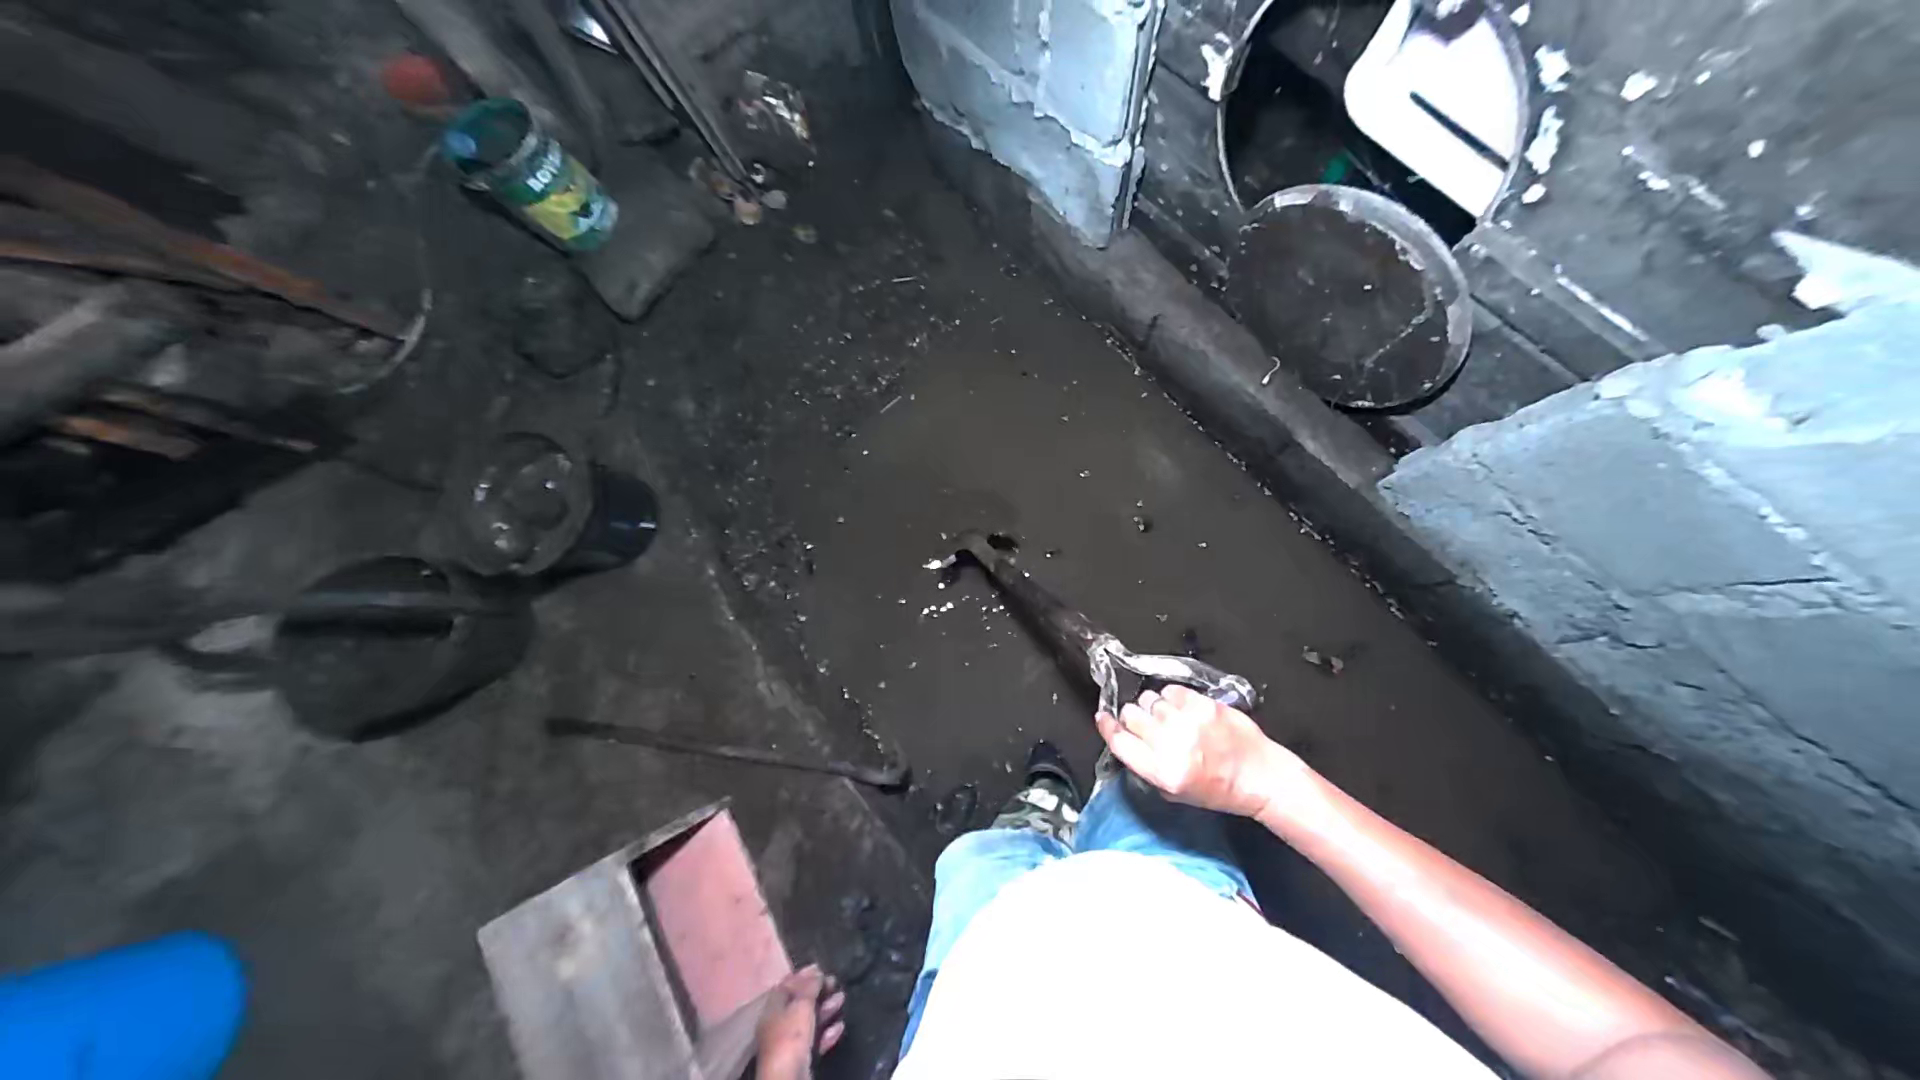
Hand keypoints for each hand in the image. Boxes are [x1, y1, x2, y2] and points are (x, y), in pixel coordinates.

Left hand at [754, 965, 844, 1079]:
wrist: (789, 1079)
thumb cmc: (791, 1036)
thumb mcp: (801, 1005)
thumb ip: (810, 986)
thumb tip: (817, 971)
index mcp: (773, 1008)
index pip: (786, 985)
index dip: (802, 974)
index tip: (821, 967)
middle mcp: (778, 1024)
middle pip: (799, 1002)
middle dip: (818, 991)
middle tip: (835, 982)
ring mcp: (789, 1043)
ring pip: (809, 1020)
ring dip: (826, 1009)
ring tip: (842, 999)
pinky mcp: (800, 1059)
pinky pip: (815, 1040)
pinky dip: (827, 1032)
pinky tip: (840, 1027)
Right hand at [1096, 685, 1307, 817]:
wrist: (1260, 777)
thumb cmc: (1217, 789)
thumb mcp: (1174, 793)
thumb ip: (1145, 766)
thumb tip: (1123, 737)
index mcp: (1162, 772)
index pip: (1119, 741)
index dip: (1107, 726)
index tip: (1103, 718)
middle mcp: (1172, 745)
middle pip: (1131, 715)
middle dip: (1135, 718)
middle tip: (1150, 726)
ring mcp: (1188, 722)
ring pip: (1149, 699)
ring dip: (1155, 707)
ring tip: (1172, 720)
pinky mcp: (1204, 705)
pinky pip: (1170, 690)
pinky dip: (1172, 698)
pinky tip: (1185, 711)